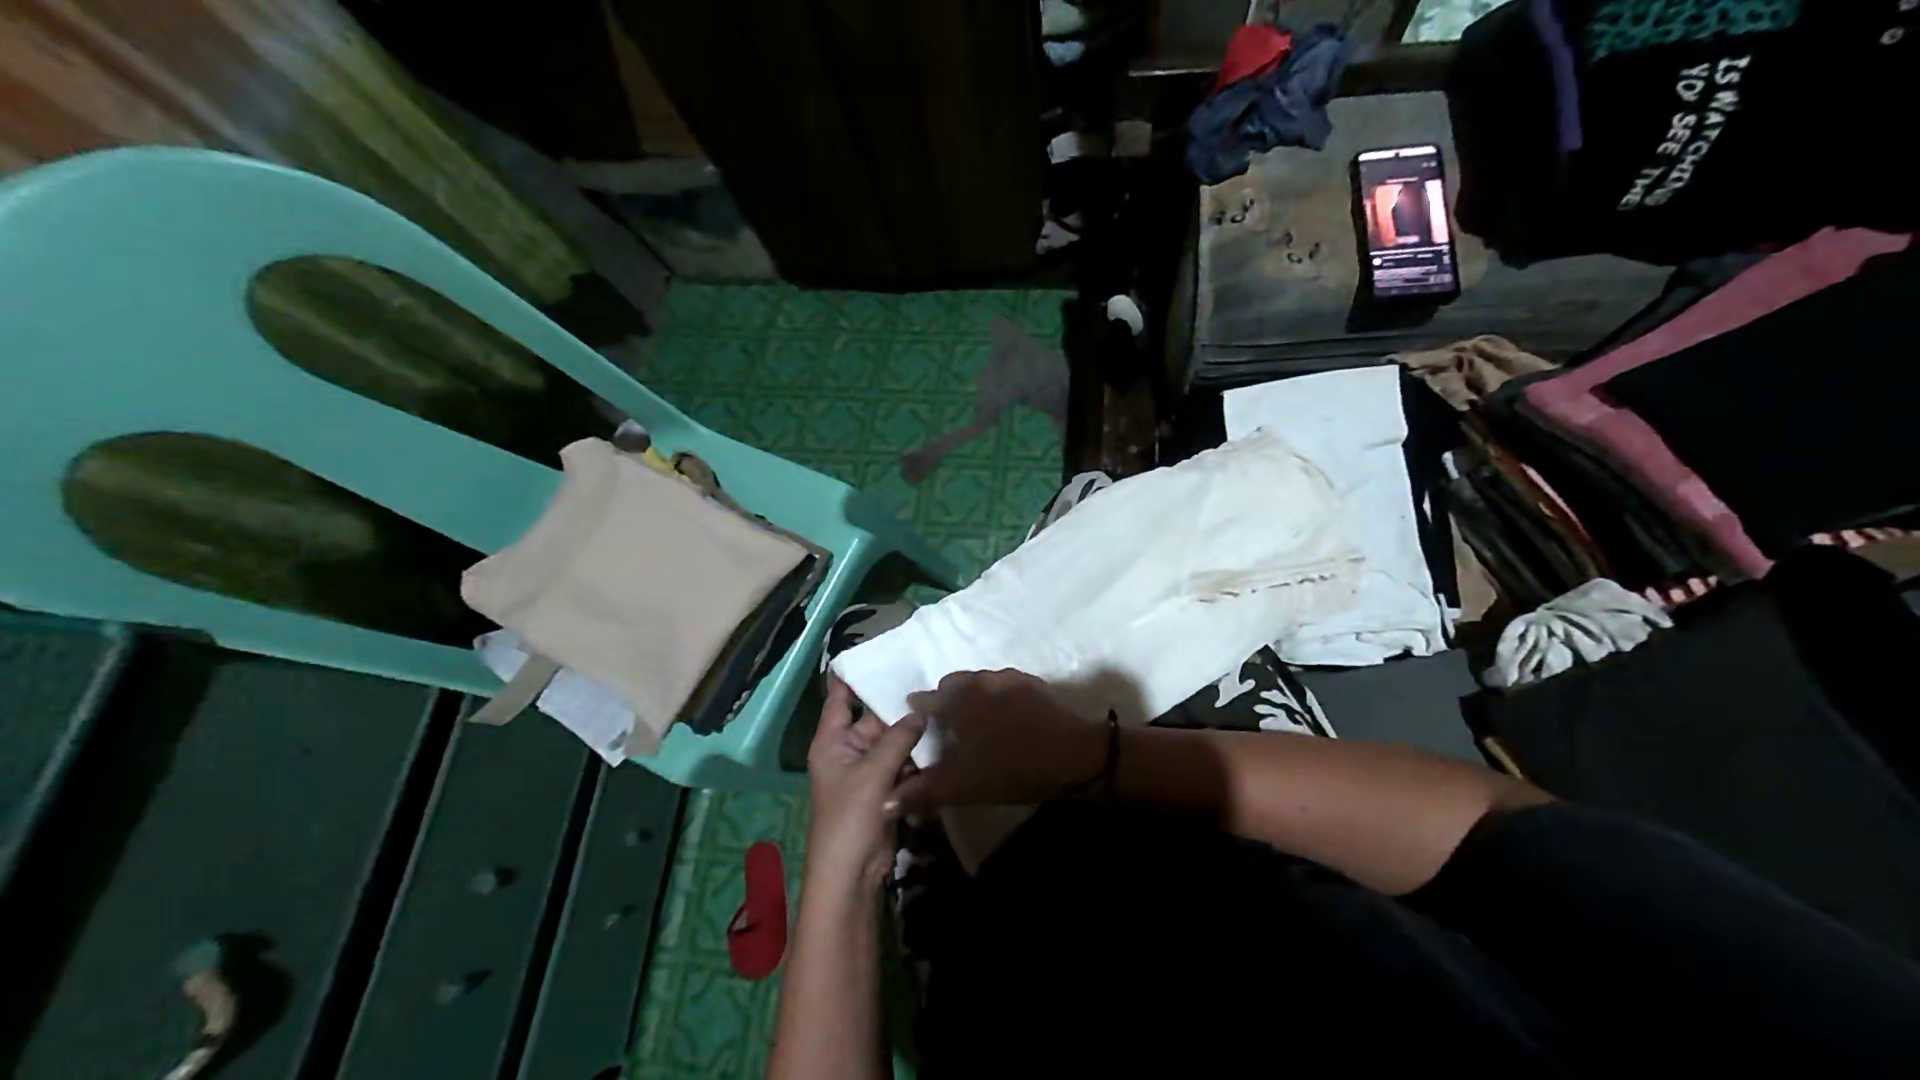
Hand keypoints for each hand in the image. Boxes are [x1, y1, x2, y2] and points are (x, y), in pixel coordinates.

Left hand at [805, 676, 925, 890]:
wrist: (852, 873)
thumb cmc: (850, 817)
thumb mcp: (873, 772)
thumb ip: (898, 738)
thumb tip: (921, 710)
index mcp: (831, 741)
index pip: (840, 698)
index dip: (853, 675)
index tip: (877, 652)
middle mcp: (848, 749)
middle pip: (873, 718)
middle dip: (897, 703)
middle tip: (927, 677)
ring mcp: (868, 770)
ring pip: (892, 740)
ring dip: (912, 729)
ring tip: (940, 701)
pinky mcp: (886, 787)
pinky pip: (902, 762)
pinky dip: (917, 754)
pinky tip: (941, 737)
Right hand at [890, 669, 1106, 813]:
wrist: (1074, 755)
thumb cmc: (1011, 768)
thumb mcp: (964, 785)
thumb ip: (924, 791)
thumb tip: (886, 801)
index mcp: (960, 702)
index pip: (928, 699)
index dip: (917, 708)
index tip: (912, 716)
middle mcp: (981, 682)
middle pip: (954, 683)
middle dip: (946, 697)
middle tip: (946, 721)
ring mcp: (1011, 679)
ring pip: (981, 681)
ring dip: (973, 695)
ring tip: (976, 718)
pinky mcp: (1035, 684)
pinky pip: (1006, 685)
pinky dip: (999, 696)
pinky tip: (1006, 716)